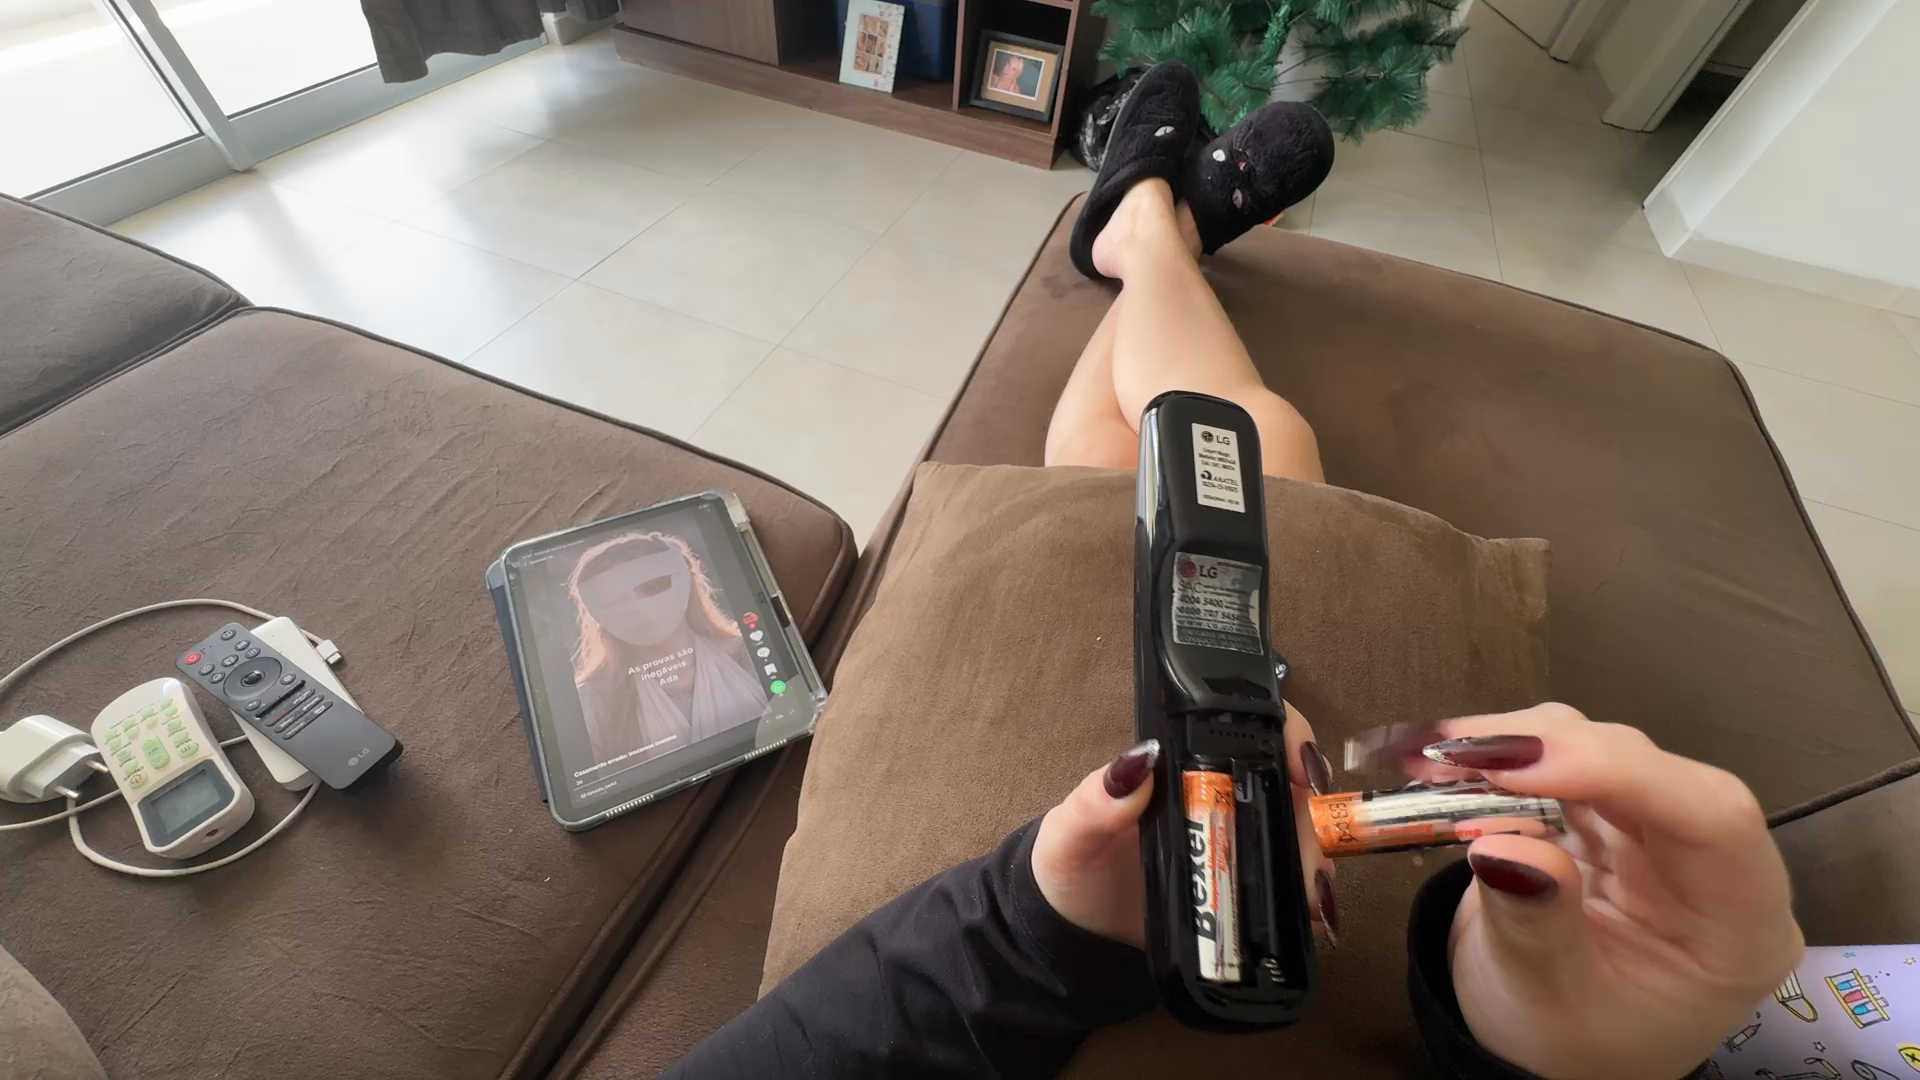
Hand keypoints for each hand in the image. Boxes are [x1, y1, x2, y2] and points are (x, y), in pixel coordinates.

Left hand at [1029, 711, 1337, 948]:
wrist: (1078, 929)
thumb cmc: (1072, 863)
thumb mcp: (1071, 831)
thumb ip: (1095, 799)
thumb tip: (1139, 759)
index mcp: (1173, 765)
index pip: (1237, 726)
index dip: (1282, 734)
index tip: (1302, 768)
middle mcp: (1211, 794)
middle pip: (1281, 780)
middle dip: (1307, 809)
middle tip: (1304, 854)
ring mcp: (1231, 838)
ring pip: (1296, 828)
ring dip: (1314, 854)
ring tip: (1308, 895)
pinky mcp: (1241, 884)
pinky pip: (1289, 880)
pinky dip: (1310, 895)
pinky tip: (1309, 915)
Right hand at [1425, 704, 1802, 1079]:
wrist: (1533, 1032)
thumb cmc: (1561, 1034)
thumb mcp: (1545, 993)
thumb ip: (1535, 921)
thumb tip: (1505, 847)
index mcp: (1728, 924)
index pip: (1709, 818)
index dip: (1614, 772)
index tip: (1510, 770)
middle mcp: (1695, 864)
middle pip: (1643, 766)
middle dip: (1544, 746)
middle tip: (1450, 751)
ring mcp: (1639, 834)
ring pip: (1589, 747)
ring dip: (1507, 741)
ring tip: (1432, 755)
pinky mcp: (1585, 816)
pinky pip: (1544, 760)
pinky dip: (1489, 753)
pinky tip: (1442, 761)